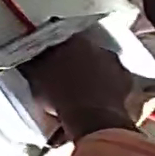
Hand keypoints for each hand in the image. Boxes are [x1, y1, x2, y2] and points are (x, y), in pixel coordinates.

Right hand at [20, 33, 136, 141]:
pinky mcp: (126, 81)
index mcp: (70, 40)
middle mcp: (95, 45)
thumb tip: (27, 57)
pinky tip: (96, 95)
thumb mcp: (35, 79)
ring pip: (97, 61)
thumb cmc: (59, 95)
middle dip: (72, 57)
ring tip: (78, 85)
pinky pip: (112, 78)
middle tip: (61, 70)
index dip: (49, 46)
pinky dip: (105, 84)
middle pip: (80, 47)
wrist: (93, 120)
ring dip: (90, 69)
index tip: (44, 55)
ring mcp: (113, 63)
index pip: (56, 35)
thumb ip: (32, 64)